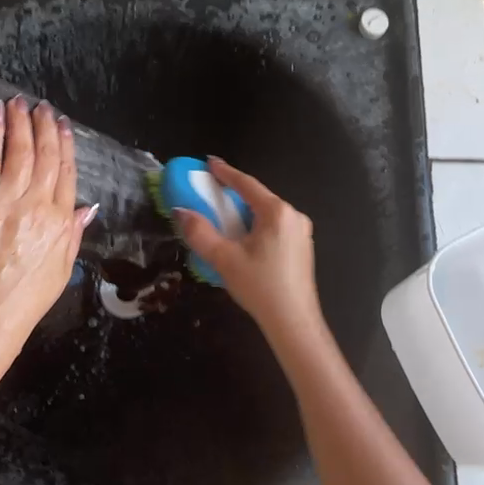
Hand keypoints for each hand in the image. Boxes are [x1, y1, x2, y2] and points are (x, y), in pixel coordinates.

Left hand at [0, 97, 94, 356]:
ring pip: (18, 151)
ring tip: (18, 102)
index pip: (66, 173)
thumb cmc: (25, 299)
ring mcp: (6, 200)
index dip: (65, 145)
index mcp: (62, 222)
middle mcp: (38, 205)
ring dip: (19, 122)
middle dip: (43, 126)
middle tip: (41, 106)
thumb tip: (89, 208)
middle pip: (44, 155)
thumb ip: (74, 234)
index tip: (63, 125)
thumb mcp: (62, 269)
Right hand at [174, 157, 324, 341]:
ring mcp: (302, 234)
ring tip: (225, 219)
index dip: (225, 173)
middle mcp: (294, 217)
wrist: (293, 321)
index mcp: (277, 212)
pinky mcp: (302, 250)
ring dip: (245, 214)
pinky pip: (275, 229)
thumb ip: (200, 232)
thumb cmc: (260, 286)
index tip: (209, 163)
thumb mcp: (224, 259)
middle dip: (234, 195)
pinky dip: (257, 228)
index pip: (247, 184)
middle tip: (213, 193)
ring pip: (267, 215)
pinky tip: (245, 241)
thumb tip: (181, 211)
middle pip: (259, 198)